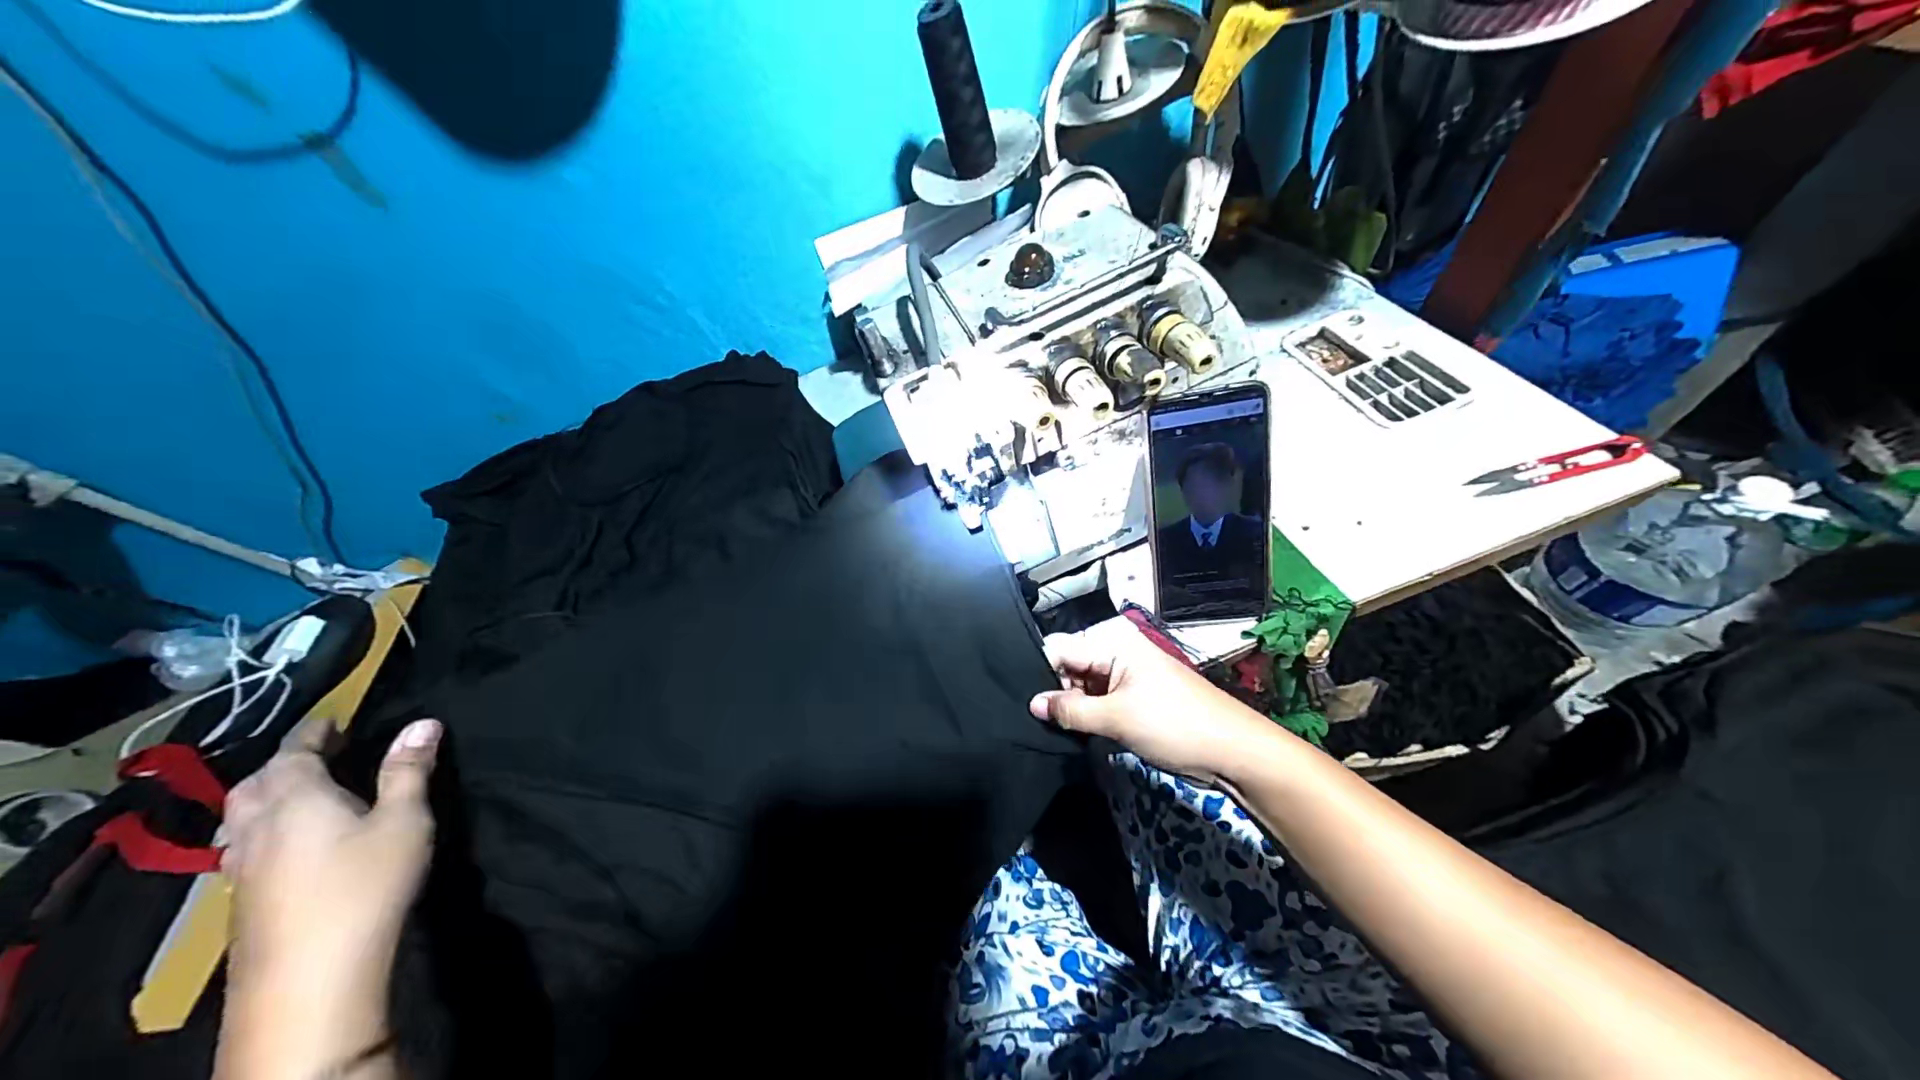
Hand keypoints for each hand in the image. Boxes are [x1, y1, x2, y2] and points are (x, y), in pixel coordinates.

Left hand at [217, 715, 441, 1079]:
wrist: (311, 974)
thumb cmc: (366, 882)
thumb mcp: (404, 820)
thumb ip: (409, 770)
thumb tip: (424, 722)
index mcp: (295, 796)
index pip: (294, 750)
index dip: (315, 732)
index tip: (337, 722)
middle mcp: (257, 823)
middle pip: (257, 781)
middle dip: (285, 762)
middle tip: (322, 756)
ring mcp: (241, 864)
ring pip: (240, 815)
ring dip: (266, 795)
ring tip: (302, 794)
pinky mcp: (241, 896)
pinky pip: (242, 843)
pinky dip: (262, 827)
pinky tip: (287, 843)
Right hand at [1029, 619, 1281, 784]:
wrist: (1232, 751)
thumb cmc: (1174, 725)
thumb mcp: (1116, 718)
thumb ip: (1070, 711)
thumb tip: (1034, 704)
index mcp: (1114, 645)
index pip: (1061, 649)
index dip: (1041, 672)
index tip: (1026, 700)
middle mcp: (1118, 656)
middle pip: (1070, 667)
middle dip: (1055, 692)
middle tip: (1041, 722)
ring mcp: (1128, 680)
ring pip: (1084, 687)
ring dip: (1073, 708)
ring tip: (1057, 730)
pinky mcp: (1136, 702)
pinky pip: (1100, 702)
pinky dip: (1089, 716)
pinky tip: (1078, 734)